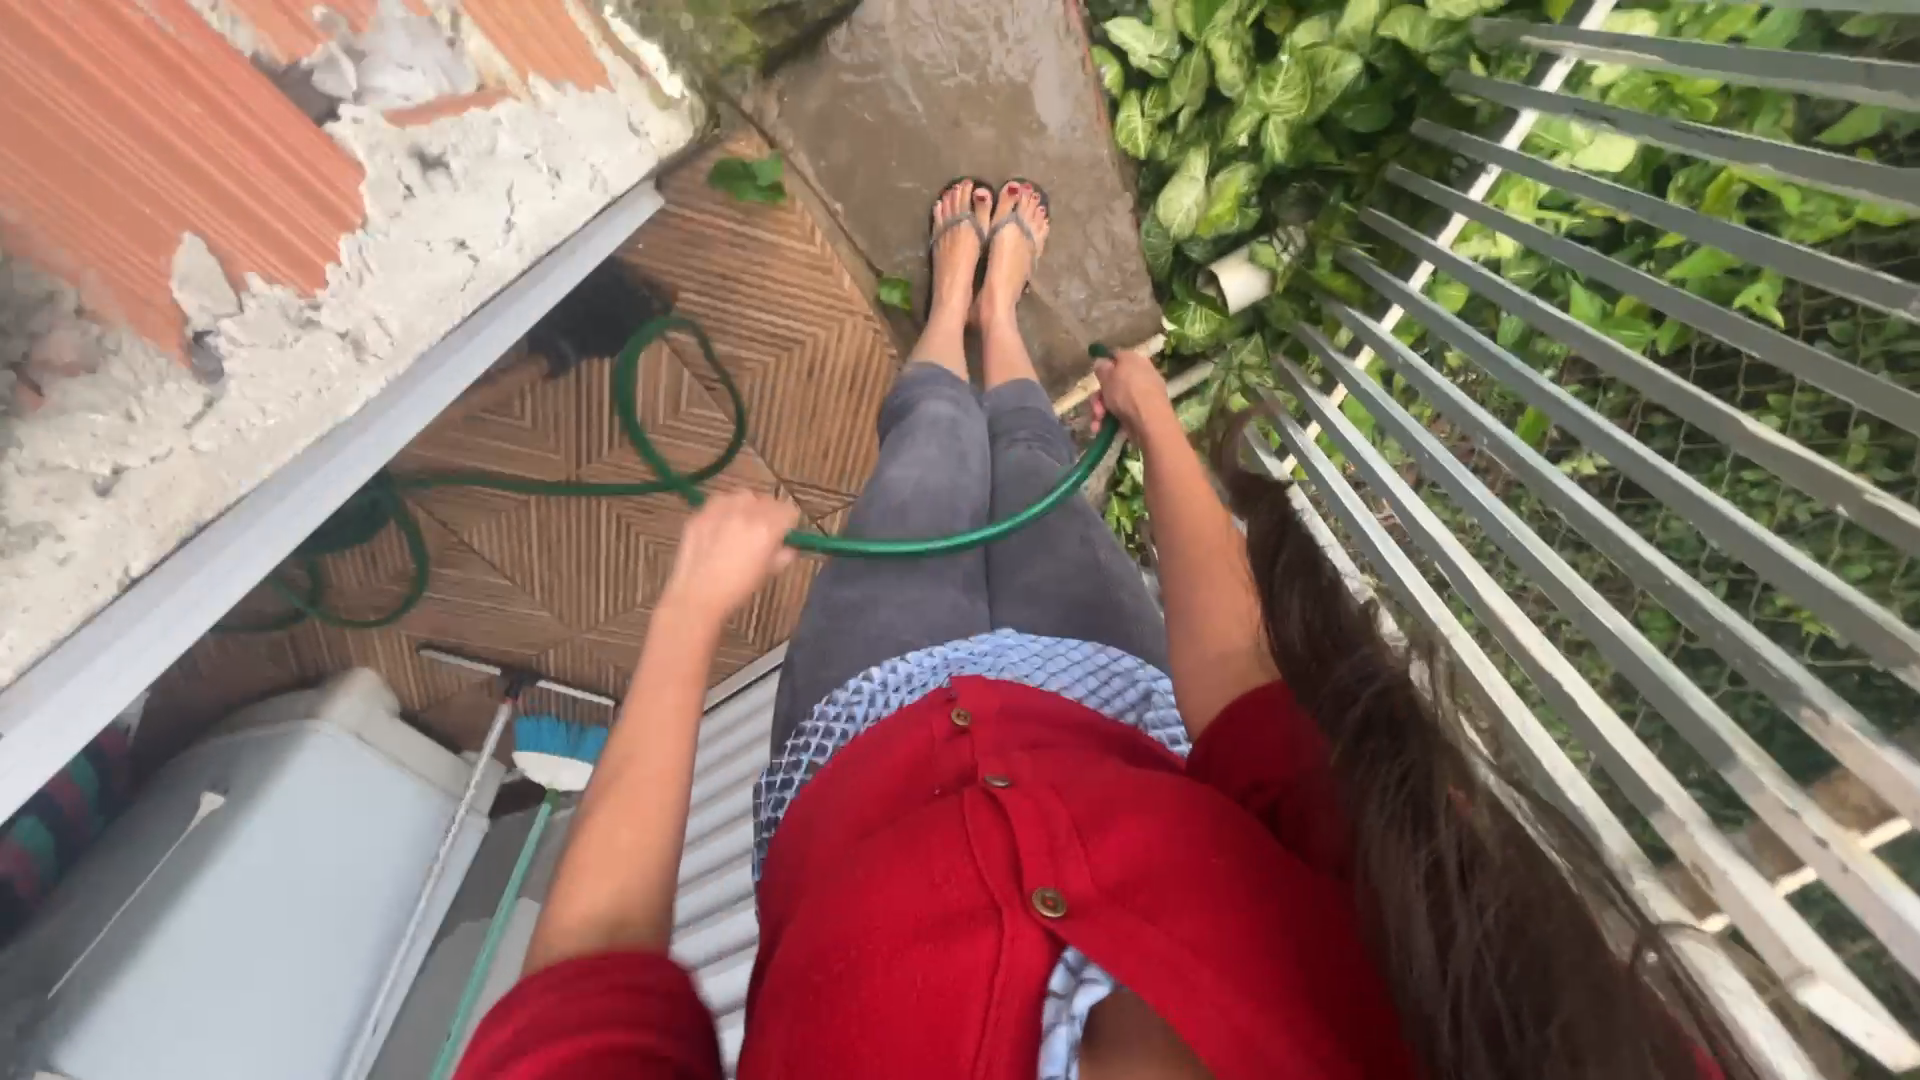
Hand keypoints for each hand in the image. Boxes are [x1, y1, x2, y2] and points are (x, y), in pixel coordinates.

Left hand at [660, 492, 800, 623]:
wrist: (698, 595)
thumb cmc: (738, 588)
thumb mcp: (768, 572)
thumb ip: (782, 555)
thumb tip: (787, 548)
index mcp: (767, 528)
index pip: (789, 510)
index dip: (789, 521)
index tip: (785, 531)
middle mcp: (746, 513)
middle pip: (767, 499)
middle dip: (769, 512)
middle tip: (764, 528)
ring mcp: (720, 511)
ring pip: (743, 495)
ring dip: (747, 505)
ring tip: (743, 522)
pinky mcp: (701, 514)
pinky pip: (719, 501)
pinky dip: (725, 508)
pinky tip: (721, 525)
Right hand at [1091, 349, 1175, 443]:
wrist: (1150, 420)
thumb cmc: (1126, 392)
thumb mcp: (1107, 376)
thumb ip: (1102, 368)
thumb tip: (1101, 361)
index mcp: (1133, 359)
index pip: (1115, 357)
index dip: (1103, 367)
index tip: (1095, 378)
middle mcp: (1140, 374)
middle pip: (1113, 382)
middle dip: (1099, 398)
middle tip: (1096, 408)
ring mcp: (1143, 393)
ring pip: (1115, 400)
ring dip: (1101, 413)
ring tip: (1097, 424)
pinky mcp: (1144, 411)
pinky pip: (1123, 412)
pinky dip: (1111, 421)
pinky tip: (1103, 430)